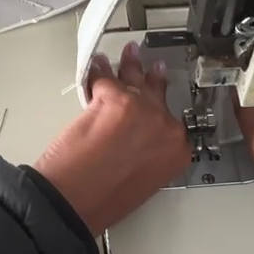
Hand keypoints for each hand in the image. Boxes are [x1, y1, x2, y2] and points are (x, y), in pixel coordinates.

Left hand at [34, 44, 191, 234]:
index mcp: (176, 152)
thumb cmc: (104, 199)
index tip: (159, 104)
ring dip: (131, 65)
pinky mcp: (113, 97)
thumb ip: (149, 156)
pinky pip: (105, 77)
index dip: (161, 111)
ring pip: (135, 79)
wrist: (76, 200)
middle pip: (157, 95)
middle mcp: (165, 126)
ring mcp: (141, 108)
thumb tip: (138, 142)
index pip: (174, 123)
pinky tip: (98, 64)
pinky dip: (99, 71)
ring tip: (130, 54)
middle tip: (154, 69)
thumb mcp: (142, 182)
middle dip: (152, 81)